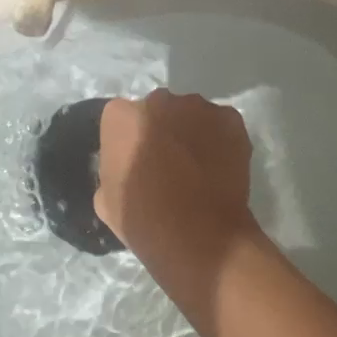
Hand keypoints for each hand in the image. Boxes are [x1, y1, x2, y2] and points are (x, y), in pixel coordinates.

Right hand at [95, 90, 256, 254]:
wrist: (201, 237)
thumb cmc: (145, 221)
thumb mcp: (106, 201)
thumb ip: (112, 170)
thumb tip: (126, 169)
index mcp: (121, 116)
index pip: (121, 120)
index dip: (129, 143)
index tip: (136, 166)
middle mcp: (158, 100)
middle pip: (157, 110)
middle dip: (160, 130)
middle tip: (167, 165)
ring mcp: (198, 107)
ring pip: (190, 114)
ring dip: (191, 133)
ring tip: (198, 169)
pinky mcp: (230, 119)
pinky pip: (220, 124)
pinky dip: (220, 140)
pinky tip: (219, 168)